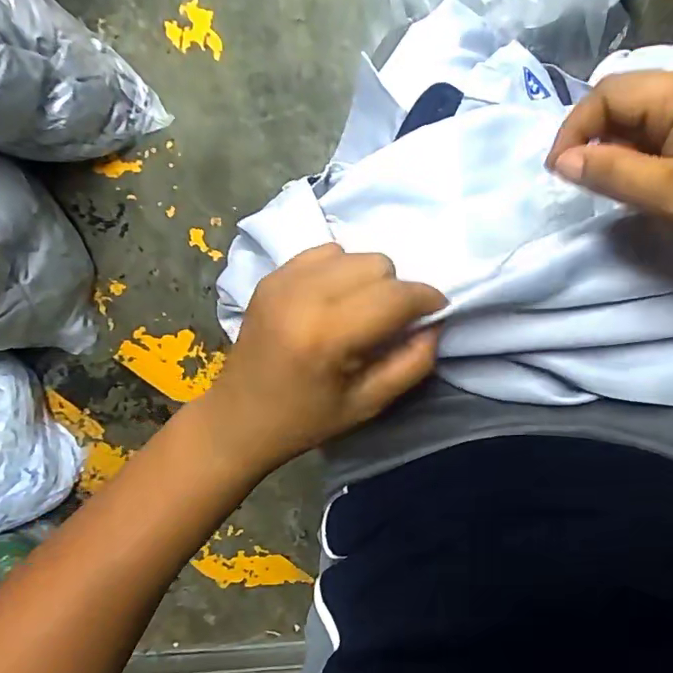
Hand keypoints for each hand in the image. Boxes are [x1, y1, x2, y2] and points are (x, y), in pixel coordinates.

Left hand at [196, 244, 446, 469]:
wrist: (237, 418)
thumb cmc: (305, 420)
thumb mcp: (369, 405)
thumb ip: (412, 362)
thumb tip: (434, 323)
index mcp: (327, 335)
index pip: (395, 295)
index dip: (426, 299)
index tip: (436, 312)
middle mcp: (303, 295)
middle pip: (378, 264)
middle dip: (395, 290)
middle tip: (388, 323)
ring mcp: (282, 280)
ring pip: (353, 253)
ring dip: (368, 278)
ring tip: (358, 310)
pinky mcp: (271, 276)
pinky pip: (324, 252)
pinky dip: (340, 269)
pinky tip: (332, 299)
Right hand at [545, 69, 672, 267]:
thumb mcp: (671, 194)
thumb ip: (612, 173)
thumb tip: (563, 161)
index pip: (610, 93)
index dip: (575, 129)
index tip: (559, 171)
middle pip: (627, 98)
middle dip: (595, 137)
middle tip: (584, 181)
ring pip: (644, 114)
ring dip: (619, 146)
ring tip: (614, 184)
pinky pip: (667, 126)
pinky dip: (644, 150)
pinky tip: (646, 178)